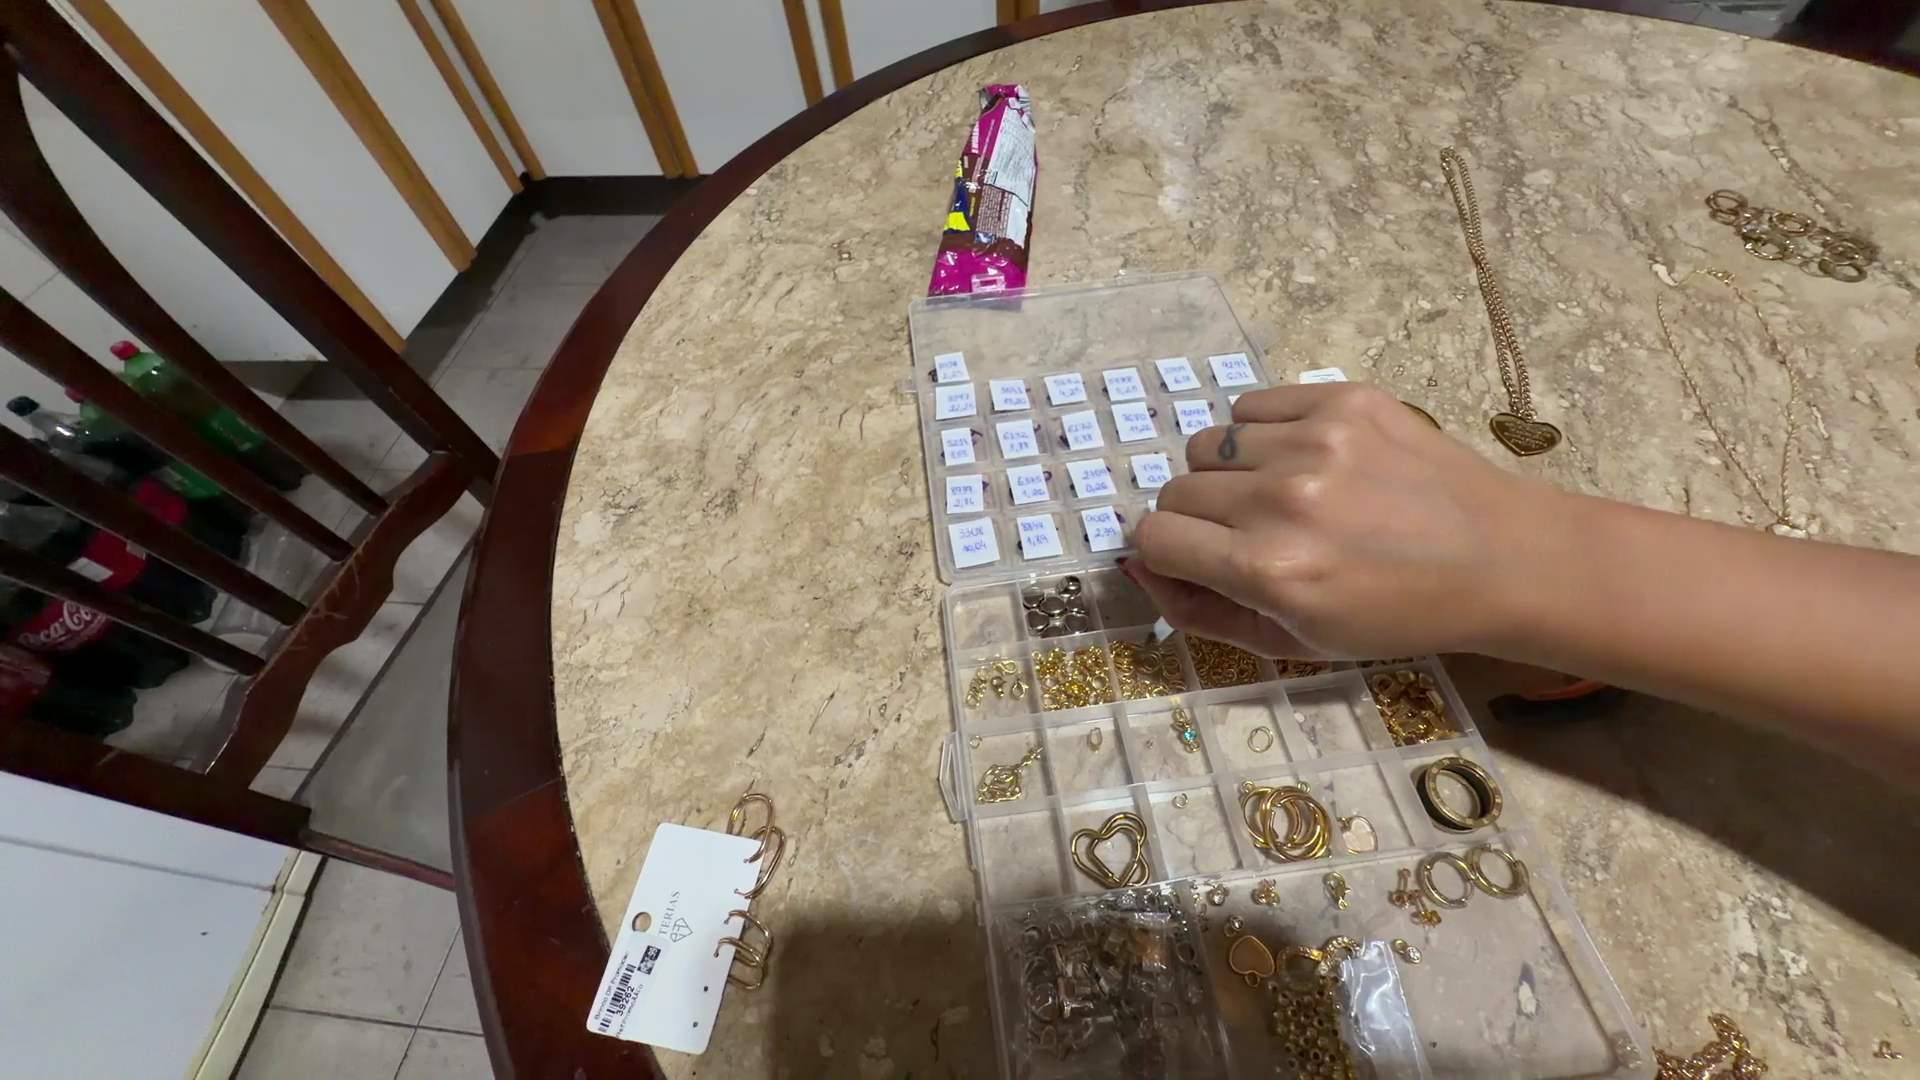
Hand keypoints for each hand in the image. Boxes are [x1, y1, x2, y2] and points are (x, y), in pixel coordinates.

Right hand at [1127, 382, 1562, 658]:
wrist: (1505, 559)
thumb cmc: (1391, 616)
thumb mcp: (1290, 641)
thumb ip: (1198, 611)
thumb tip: (1135, 566)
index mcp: (1268, 570)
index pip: (1153, 536)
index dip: (1169, 551)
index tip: (1200, 556)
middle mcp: (1282, 499)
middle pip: (1174, 490)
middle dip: (1197, 516)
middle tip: (1249, 531)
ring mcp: (1314, 440)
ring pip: (1206, 444)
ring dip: (1228, 473)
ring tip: (1280, 491)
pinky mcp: (1343, 398)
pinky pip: (1249, 404)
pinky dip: (1259, 432)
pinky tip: (1304, 456)